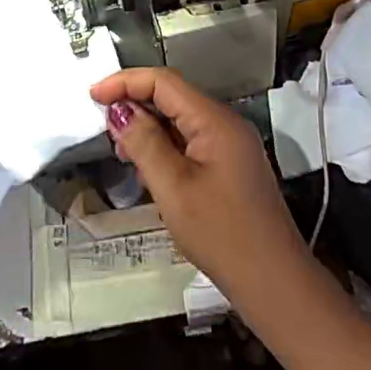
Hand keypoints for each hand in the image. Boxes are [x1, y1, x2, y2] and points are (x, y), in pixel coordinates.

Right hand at [89, 68, 305, 291]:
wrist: (277, 288)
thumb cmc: (222, 235)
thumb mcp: (172, 187)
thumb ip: (143, 142)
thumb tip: (119, 110)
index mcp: (215, 122)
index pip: (163, 81)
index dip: (124, 82)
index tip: (93, 96)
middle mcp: (225, 125)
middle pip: (171, 96)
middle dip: (133, 103)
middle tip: (104, 126)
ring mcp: (230, 145)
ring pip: (178, 118)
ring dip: (146, 127)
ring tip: (122, 150)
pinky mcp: (229, 165)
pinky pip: (188, 139)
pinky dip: (162, 144)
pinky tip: (147, 168)